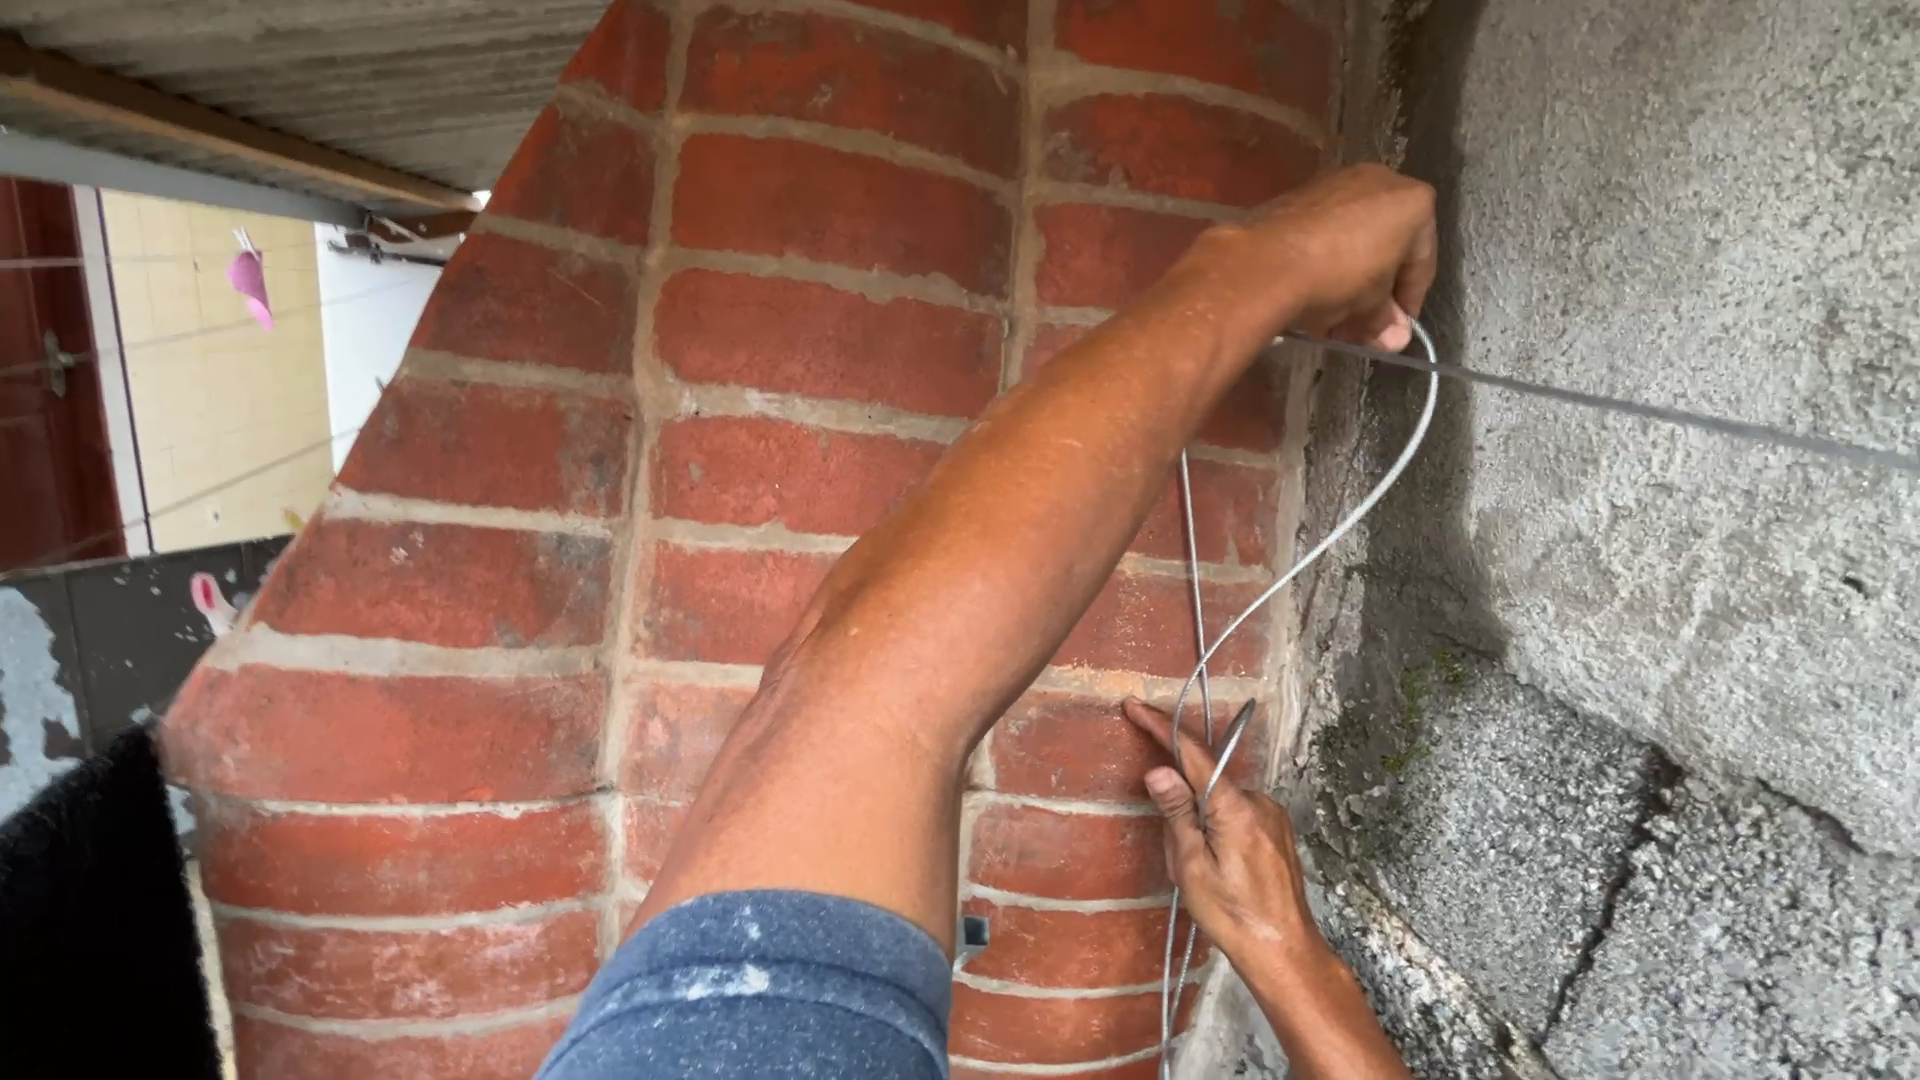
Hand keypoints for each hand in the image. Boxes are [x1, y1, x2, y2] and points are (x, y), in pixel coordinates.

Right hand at [1122, 698, 1326, 966]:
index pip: (1193, 752)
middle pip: (1205, 778)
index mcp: (1236, 807)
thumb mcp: (1192, 867)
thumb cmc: (1232, 916)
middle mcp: (1258, 801)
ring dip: (1199, 820)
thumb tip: (1158, 771)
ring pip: (1220, 799)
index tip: (1134, 706)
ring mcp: (1272, 815)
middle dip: (1180, 803)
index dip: (1161, 726)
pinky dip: (1216, 825)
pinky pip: (1236, 812)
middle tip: (1177, 854)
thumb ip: (1177, 814)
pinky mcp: (1276, 830)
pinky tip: (1219, 867)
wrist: (1286, 955)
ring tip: (1201, 873)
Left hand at [1160, 164, 1436, 353]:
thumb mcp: (1368, 304)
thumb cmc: (1337, 276)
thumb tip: (1395, 339)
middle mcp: (1378, 181)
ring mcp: (1334, 184)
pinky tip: (1308, 297)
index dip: (1409, 302)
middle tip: (1361, 330)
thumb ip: (1384, 319)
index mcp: (1414, 202)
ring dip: (1345, 284)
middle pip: (1384, 249)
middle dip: (1372, 295)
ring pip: (1349, 243)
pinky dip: (1320, 265)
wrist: (1267, 260)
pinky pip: (1319, 237)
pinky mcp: (1296, 197)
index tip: (1396, 329)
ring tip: (1332, 322)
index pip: (1421, 261)